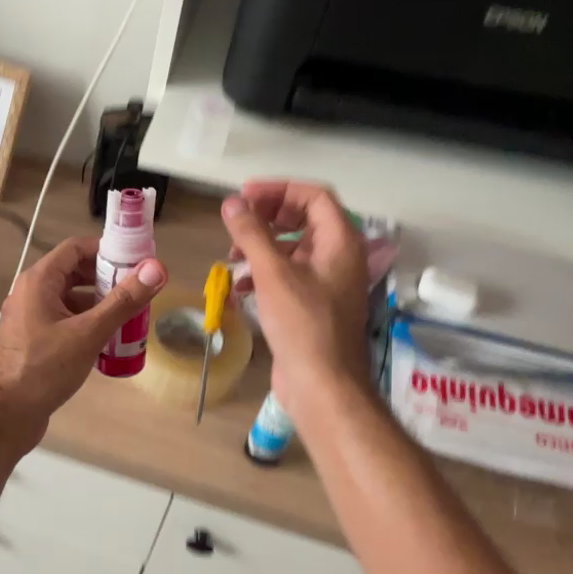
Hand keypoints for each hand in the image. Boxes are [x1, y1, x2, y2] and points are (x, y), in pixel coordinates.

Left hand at [0, 236, 166, 451]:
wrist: (8, 415)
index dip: (107, 250)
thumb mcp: (88, 333)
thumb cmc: (45, 369)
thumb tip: (156, 268)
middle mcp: (30, 292)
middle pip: (73, 272)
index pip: (75, 248)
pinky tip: (107, 340)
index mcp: (38, 281)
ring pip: (69, 299)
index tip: (136, 262)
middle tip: (138, 292)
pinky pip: (63, 319)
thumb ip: (123, 300)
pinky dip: (85, 323)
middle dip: (106, 279)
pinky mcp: (32, 339)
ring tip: (129, 317)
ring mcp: (28, 317)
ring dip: (98, 304)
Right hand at [223, 181, 374, 418]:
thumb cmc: (303, 324)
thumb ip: (252, 234)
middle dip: (268, 217)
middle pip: (304, 219)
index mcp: (340, 242)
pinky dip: (264, 272)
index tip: (245, 196)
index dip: (279, 190)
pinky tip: (240, 285)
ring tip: (232, 254)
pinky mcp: (313, 305)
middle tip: (236, 221)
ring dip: (262, 245)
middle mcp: (338, 257)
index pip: (314, 196)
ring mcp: (327, 282)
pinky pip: (288, 275)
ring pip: (293, 248)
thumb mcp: (273, 273)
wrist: (322, 383)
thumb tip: (232, 203)